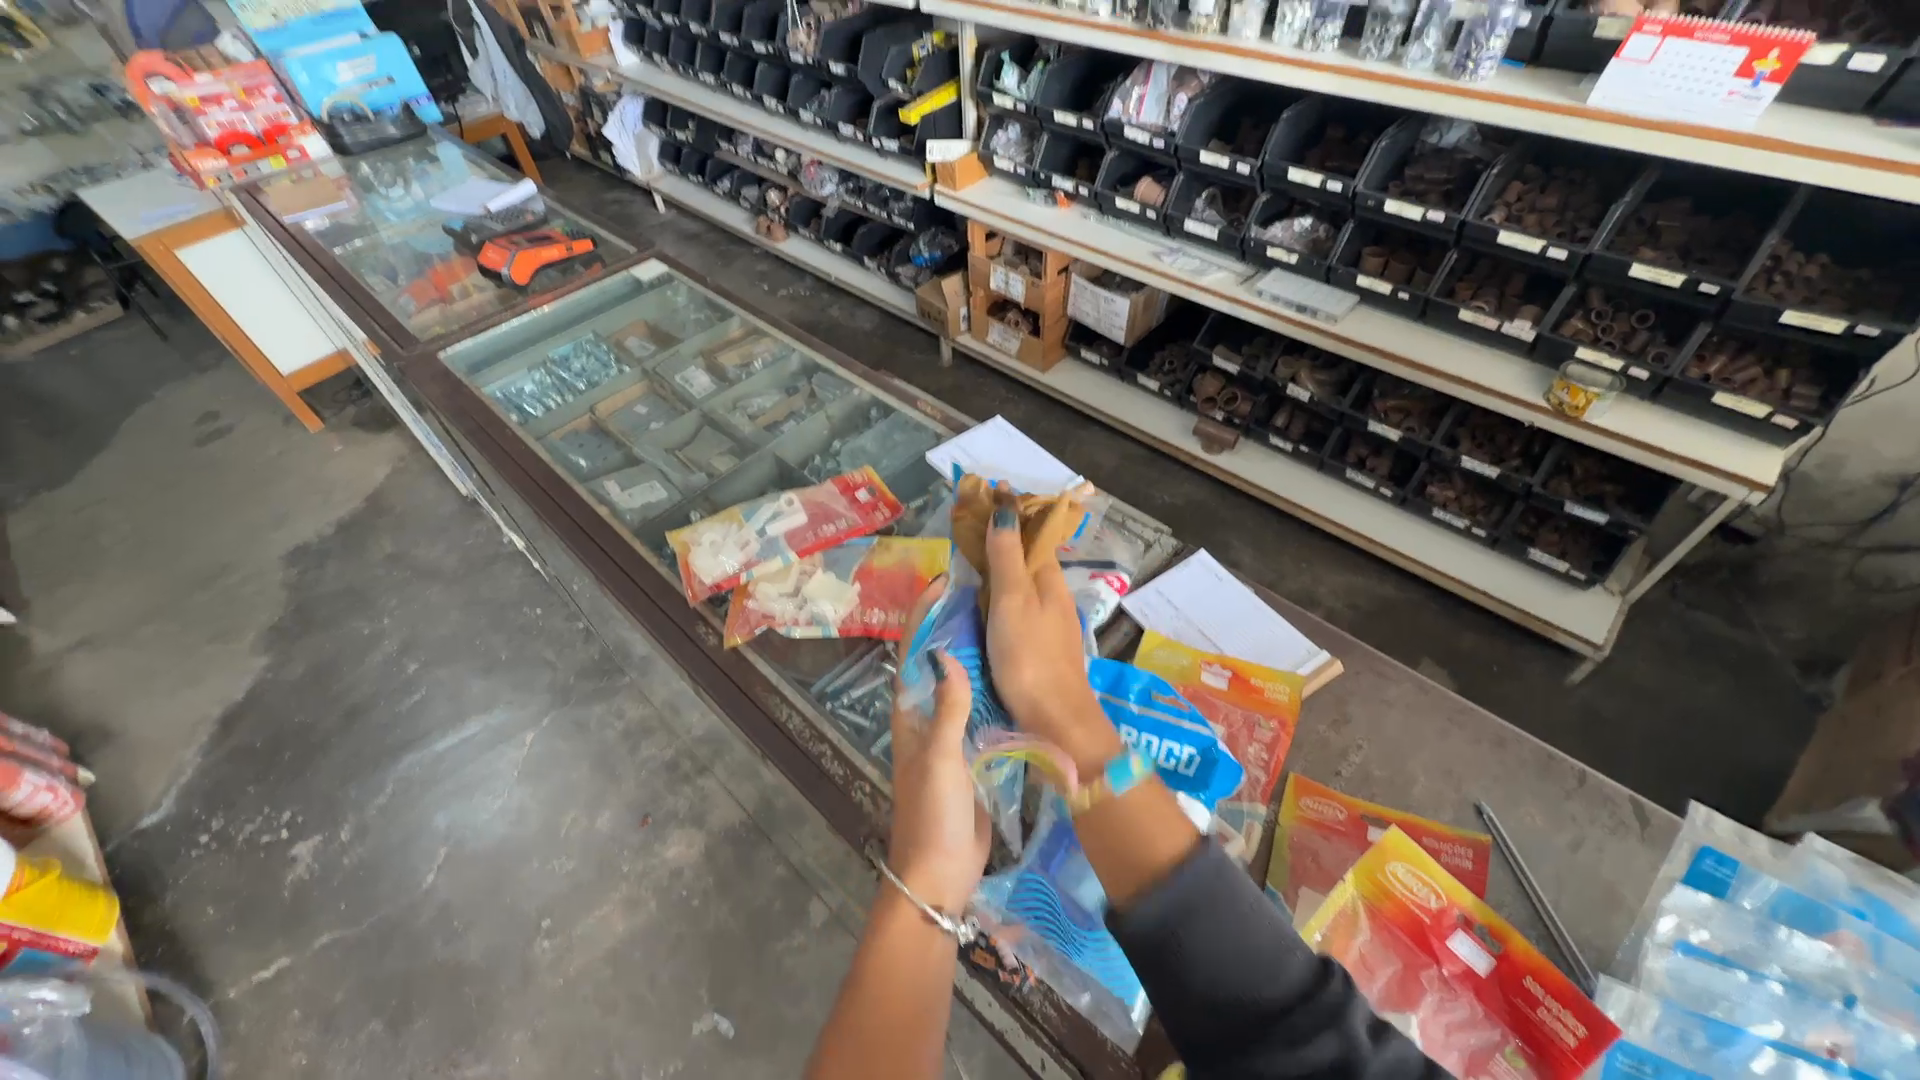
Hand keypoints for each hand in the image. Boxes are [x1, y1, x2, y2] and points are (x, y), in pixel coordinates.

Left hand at [887, 582, 990, 912]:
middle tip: (985, 596)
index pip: (912, 654)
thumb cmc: (932, 810)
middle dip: (954, 630)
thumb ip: (948, 706)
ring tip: (1004, 624)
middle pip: (938, 664)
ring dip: (976, 658)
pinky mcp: (975, 755)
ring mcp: (952, 737)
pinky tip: (1017, 676)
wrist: (941, 870)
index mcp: (910, 714)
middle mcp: (928, 719)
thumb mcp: (940, 755)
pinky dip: (995, 692)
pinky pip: (983, 714)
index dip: (922, 618)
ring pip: (963, 687)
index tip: (941, 584)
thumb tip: (947, 654)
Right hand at [982, 496, 1120, 772]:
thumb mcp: (1013, 600)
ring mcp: (1046, 622)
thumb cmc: (1030, 657)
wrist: (1055, 721)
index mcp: (1048, 578)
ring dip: (997, 565)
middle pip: (1024, 555)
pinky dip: (996, 594)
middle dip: (1000, 535)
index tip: (983, 492)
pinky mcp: (1037, 646)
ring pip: (1019, 582)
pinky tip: (978, 604)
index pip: (1030, 531)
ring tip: (964, 557)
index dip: (1008, 511)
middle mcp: (1050, 595)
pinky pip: (1014, 607)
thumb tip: (1004, 507)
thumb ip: (1007, 556)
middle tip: (964, 522)